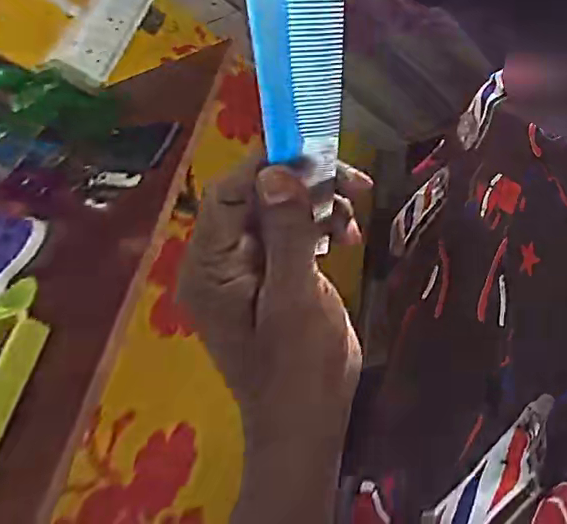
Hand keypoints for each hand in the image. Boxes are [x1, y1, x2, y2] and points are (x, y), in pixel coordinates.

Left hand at [177, 161, 370, 450]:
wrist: (311, 421)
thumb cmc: (298, 367)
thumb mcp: (294, 298)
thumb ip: (287, 232)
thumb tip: (276, 172)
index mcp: (211, 267)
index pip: (229, 194)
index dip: (266, 163)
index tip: (313, 144)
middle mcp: (223, 259)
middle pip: (258, 195)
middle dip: (305, 182)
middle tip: (351, 178)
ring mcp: (249, 264)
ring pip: (282, 205)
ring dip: (321, 200)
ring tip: (356, 210)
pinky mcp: (275, 270)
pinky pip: (294, 226)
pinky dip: (323, 222)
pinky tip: (348, 234)